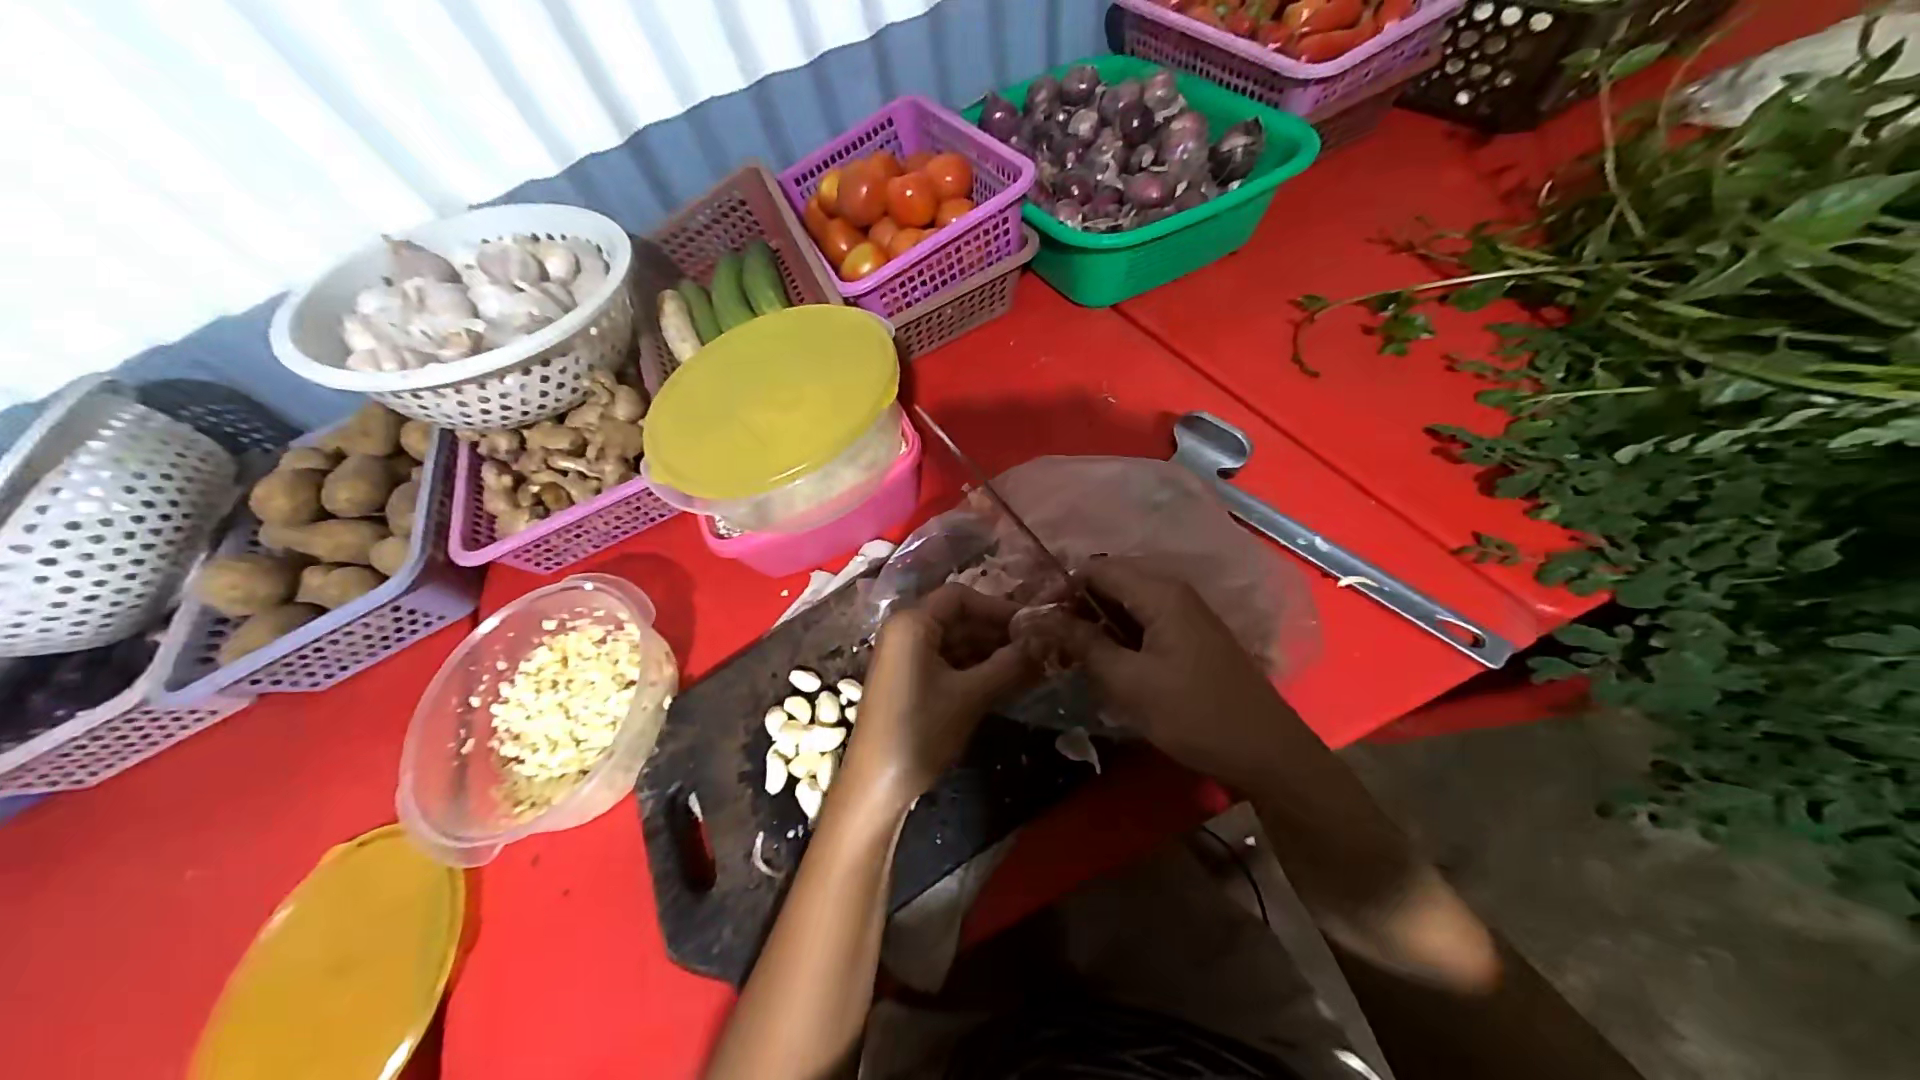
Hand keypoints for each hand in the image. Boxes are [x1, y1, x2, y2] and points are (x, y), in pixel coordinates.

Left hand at [839, 583, 1040, 808]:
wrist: (877, 785)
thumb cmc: (921, 730)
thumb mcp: (972, 695)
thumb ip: (1011, 664)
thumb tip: (1047, 641)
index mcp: (912, 623)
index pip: (961, 597)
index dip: (998, 608)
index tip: (1033, 626)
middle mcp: (905, 632)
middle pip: (959, 619)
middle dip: (998, 633)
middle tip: (1040, 649)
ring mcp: (905, 658)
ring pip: (955, 642)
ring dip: (991, 653)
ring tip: (1031, 667)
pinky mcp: (909, 682)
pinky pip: (947, 663)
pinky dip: (975, 669)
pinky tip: (1006, 682)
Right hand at [1032, 556, 1307, 791]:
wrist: (1264, 753)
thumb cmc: (1193, 713)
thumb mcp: (1128, 681)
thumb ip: (1082, 643)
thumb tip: (1036, 618)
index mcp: (1160, 592)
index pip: (1096, 569)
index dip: (1060, 588)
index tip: (1034, 618)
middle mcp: (1173, 593)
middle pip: (1111, 583)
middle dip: (1075, 606)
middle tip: (1045, 639)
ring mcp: (1185, 616)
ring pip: (1126, 605)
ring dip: (1095, 624)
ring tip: (1066, 653)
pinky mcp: (1189, 638)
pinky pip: (1143, 624)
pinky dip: (1117, 637)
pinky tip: (1101, 663)